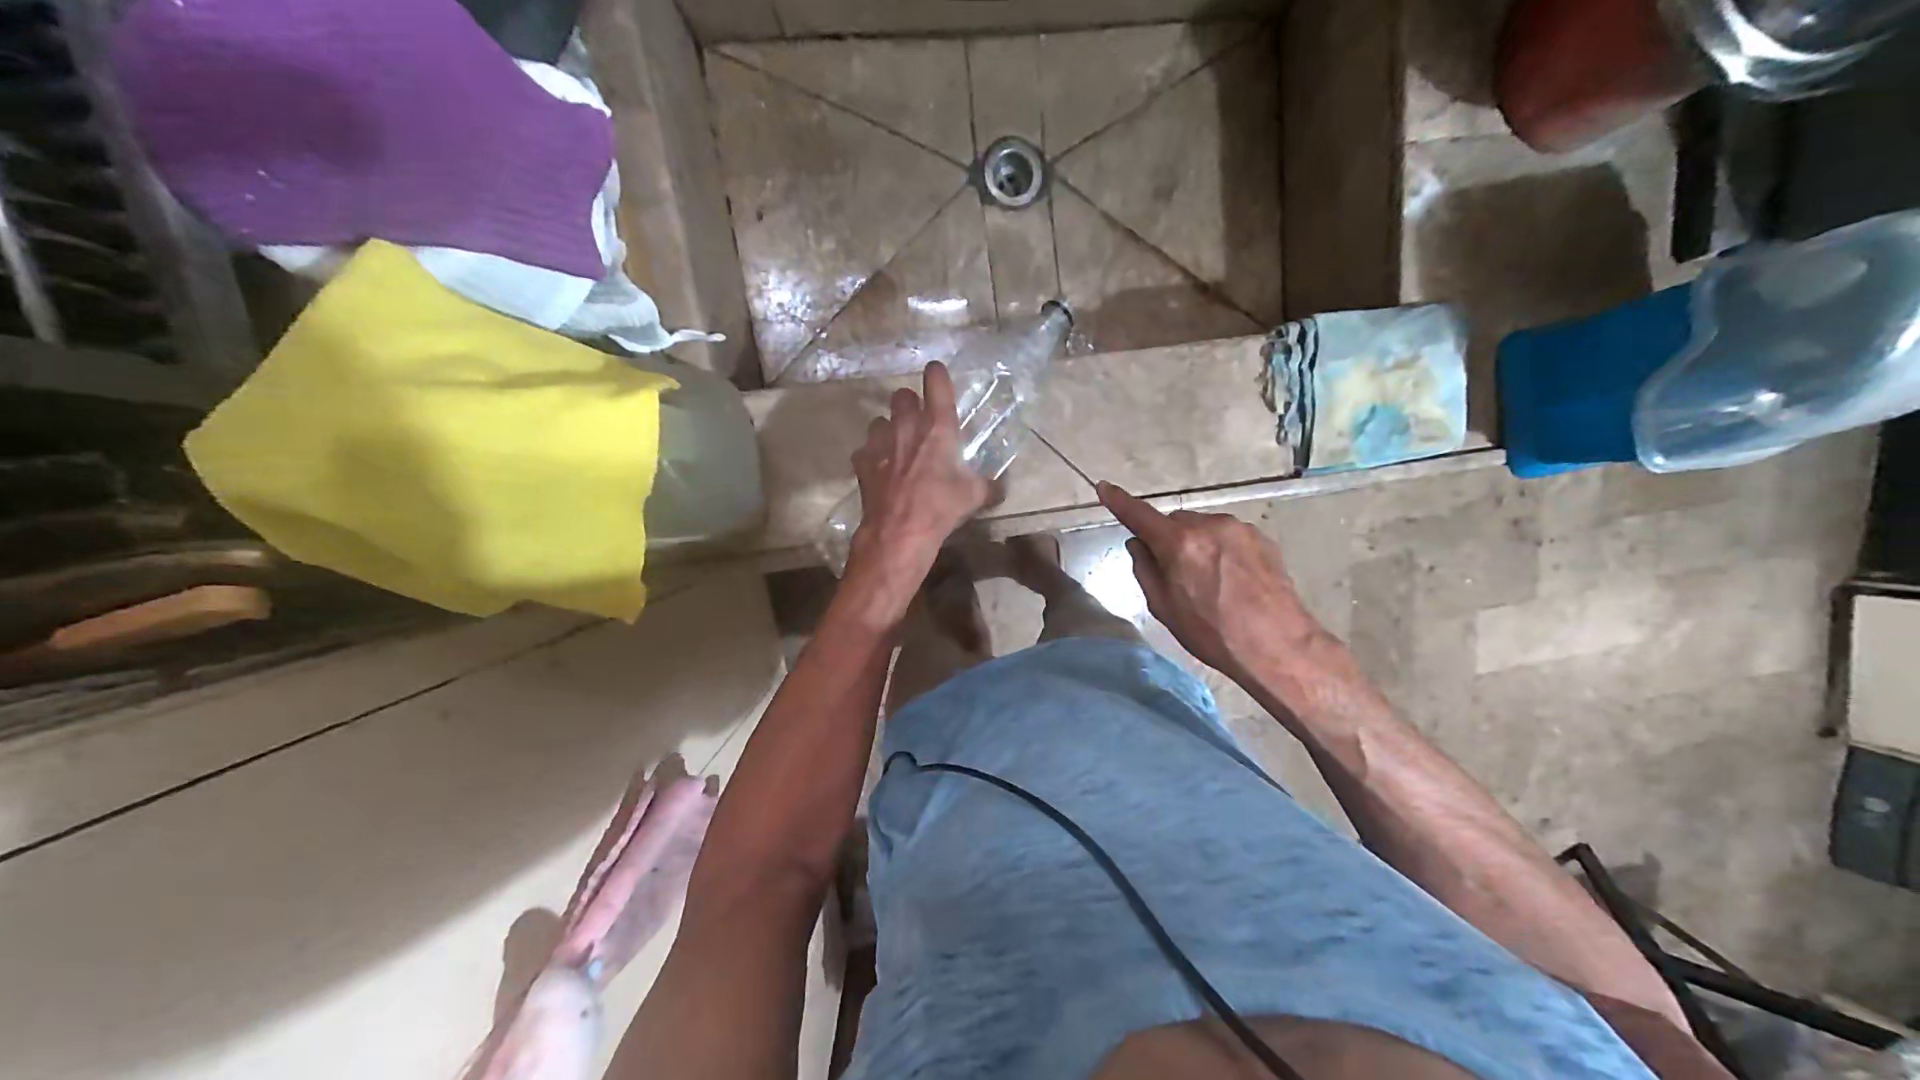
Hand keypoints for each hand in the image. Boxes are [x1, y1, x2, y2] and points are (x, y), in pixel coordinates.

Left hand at [847, 362, 991, 576]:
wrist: (898, 531)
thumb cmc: (940, 507)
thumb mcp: (974, 496)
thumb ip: (988, 485)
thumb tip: (1000, 487)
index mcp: (937, 426)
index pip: (936, 382)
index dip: (937, 374)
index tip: (937, 374)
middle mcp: (906, 425)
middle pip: (902, 395)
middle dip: (910, 404)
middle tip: (919, 422)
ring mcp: (879, 441)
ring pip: (880, 420)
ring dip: (889, 428)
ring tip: (897, 447)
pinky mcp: (861, 460)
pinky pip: (866, 448)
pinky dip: (873, 455)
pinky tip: (881, 470)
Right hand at [1098, 482, 1325, 684]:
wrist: (1279, 645)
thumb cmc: (1213, 633)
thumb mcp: (1165, 608)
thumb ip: (1145, 570)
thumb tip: (1139, 544)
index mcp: (1179, 543)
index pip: (1140, 515)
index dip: (1119, 502)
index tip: (1105, 487)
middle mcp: (1208, 526)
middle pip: (1175, 522)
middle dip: (1168, 539)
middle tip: (1175, 575)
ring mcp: (1239, 529)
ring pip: (1202, 528)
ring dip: (1196, 544)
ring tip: (1210, 582)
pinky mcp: (1261, 538)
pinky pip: (1227, 536)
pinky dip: (1220, 550)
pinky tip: (1232, 580)